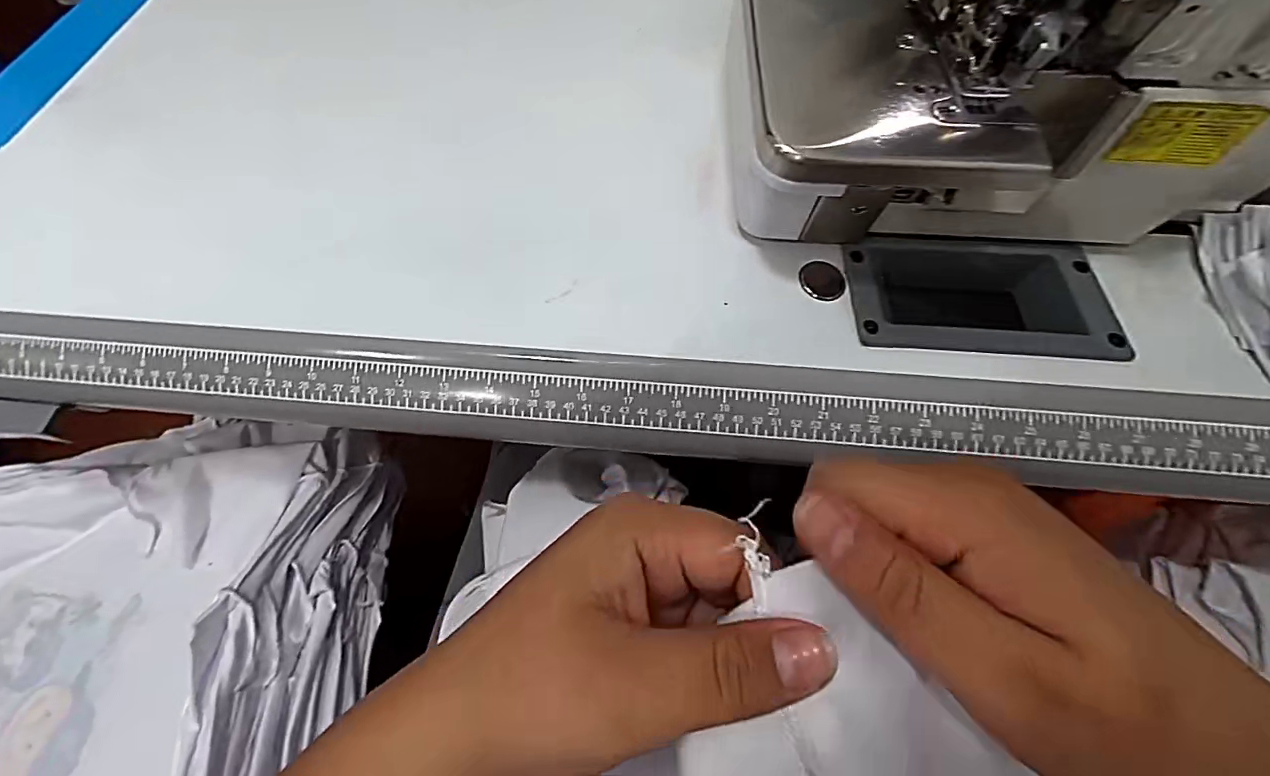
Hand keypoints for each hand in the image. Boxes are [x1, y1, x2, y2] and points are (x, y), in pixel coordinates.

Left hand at [286, 494, 837, 775]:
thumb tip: (817, 646)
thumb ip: (731, 667)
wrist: (452, 741)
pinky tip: (697, 707)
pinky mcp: (627, 624)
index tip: (803, 663)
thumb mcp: (635, 685)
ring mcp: (633, 584)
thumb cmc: (520, 692)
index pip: (741, 545)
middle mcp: (639, 543)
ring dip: (727, 662)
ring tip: (718, 708)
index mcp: (639, 527)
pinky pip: (689, 639)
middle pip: (732, 578)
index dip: (775, 602)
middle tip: (764, 699)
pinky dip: (703, 674)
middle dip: (751, 636)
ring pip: (714, 614)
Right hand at [792, 461, 1269, 775]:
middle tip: (886, 634)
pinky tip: (941, 621)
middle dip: (844, 554)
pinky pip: (911, 528)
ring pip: (876, 509)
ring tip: (918, 637)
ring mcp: (985, 502)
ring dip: (874, 568)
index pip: (835, 480)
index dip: (820, 541)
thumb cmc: (1131, 726)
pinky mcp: (994, 526)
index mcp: (966, 506)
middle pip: (852, 490)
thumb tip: (813, 512)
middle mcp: (970, 484)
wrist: (1233, 750)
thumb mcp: (1004, 674)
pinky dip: (904, 571)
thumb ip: (899, 587)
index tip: (840, 608)